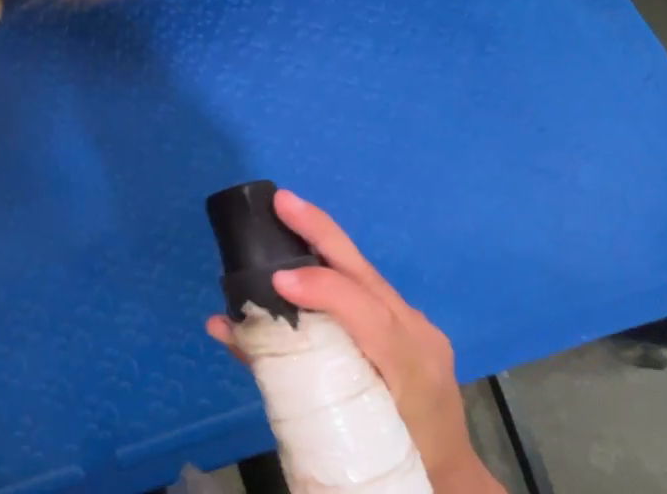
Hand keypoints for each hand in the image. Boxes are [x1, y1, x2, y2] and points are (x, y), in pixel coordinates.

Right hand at [206, 191, 501, 493]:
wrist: (446, 476)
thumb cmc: (383, 450)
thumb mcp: (330, 422)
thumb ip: (273, 371)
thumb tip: (220, 326)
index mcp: (404, 365)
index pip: (364, 312)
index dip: (319, 289)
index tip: (277, 278)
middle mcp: (415, 336)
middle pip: (365, 274)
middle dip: (321, 232)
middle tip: (281, 201)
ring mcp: (417, 327)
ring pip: (365, 273)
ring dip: (323, 240)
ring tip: (288, 213)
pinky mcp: (412, 325)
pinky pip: (368, 286)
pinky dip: (333, 263)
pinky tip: (309, 248)